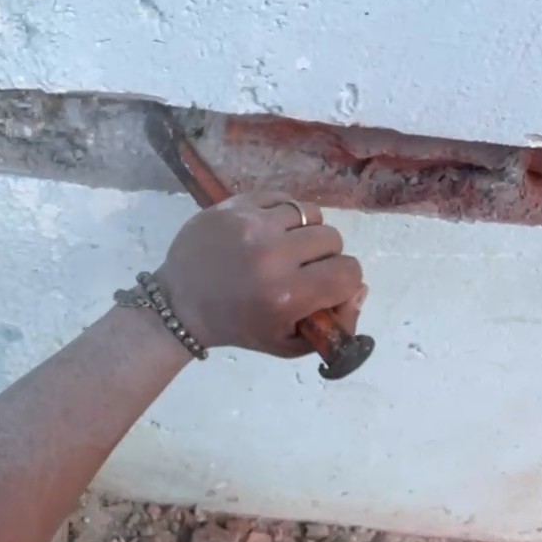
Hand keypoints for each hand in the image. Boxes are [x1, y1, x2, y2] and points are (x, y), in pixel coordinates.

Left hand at [152, 192, 365, 357]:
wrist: (181, 303)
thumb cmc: (238, 326)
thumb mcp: (287, 343)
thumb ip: (332, 325)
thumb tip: (360, 290)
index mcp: (286, 295)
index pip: (348, 273)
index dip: (344, 283)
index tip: (326, 289)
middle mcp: (272, 255)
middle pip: (333, 240)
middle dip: (324, 257)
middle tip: (301, 270)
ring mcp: (252, 224)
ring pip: (310, 214)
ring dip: (304, 232)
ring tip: (285, 249)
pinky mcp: (236, 204)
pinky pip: (283, 198)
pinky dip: (283, 215)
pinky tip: (268, 233)